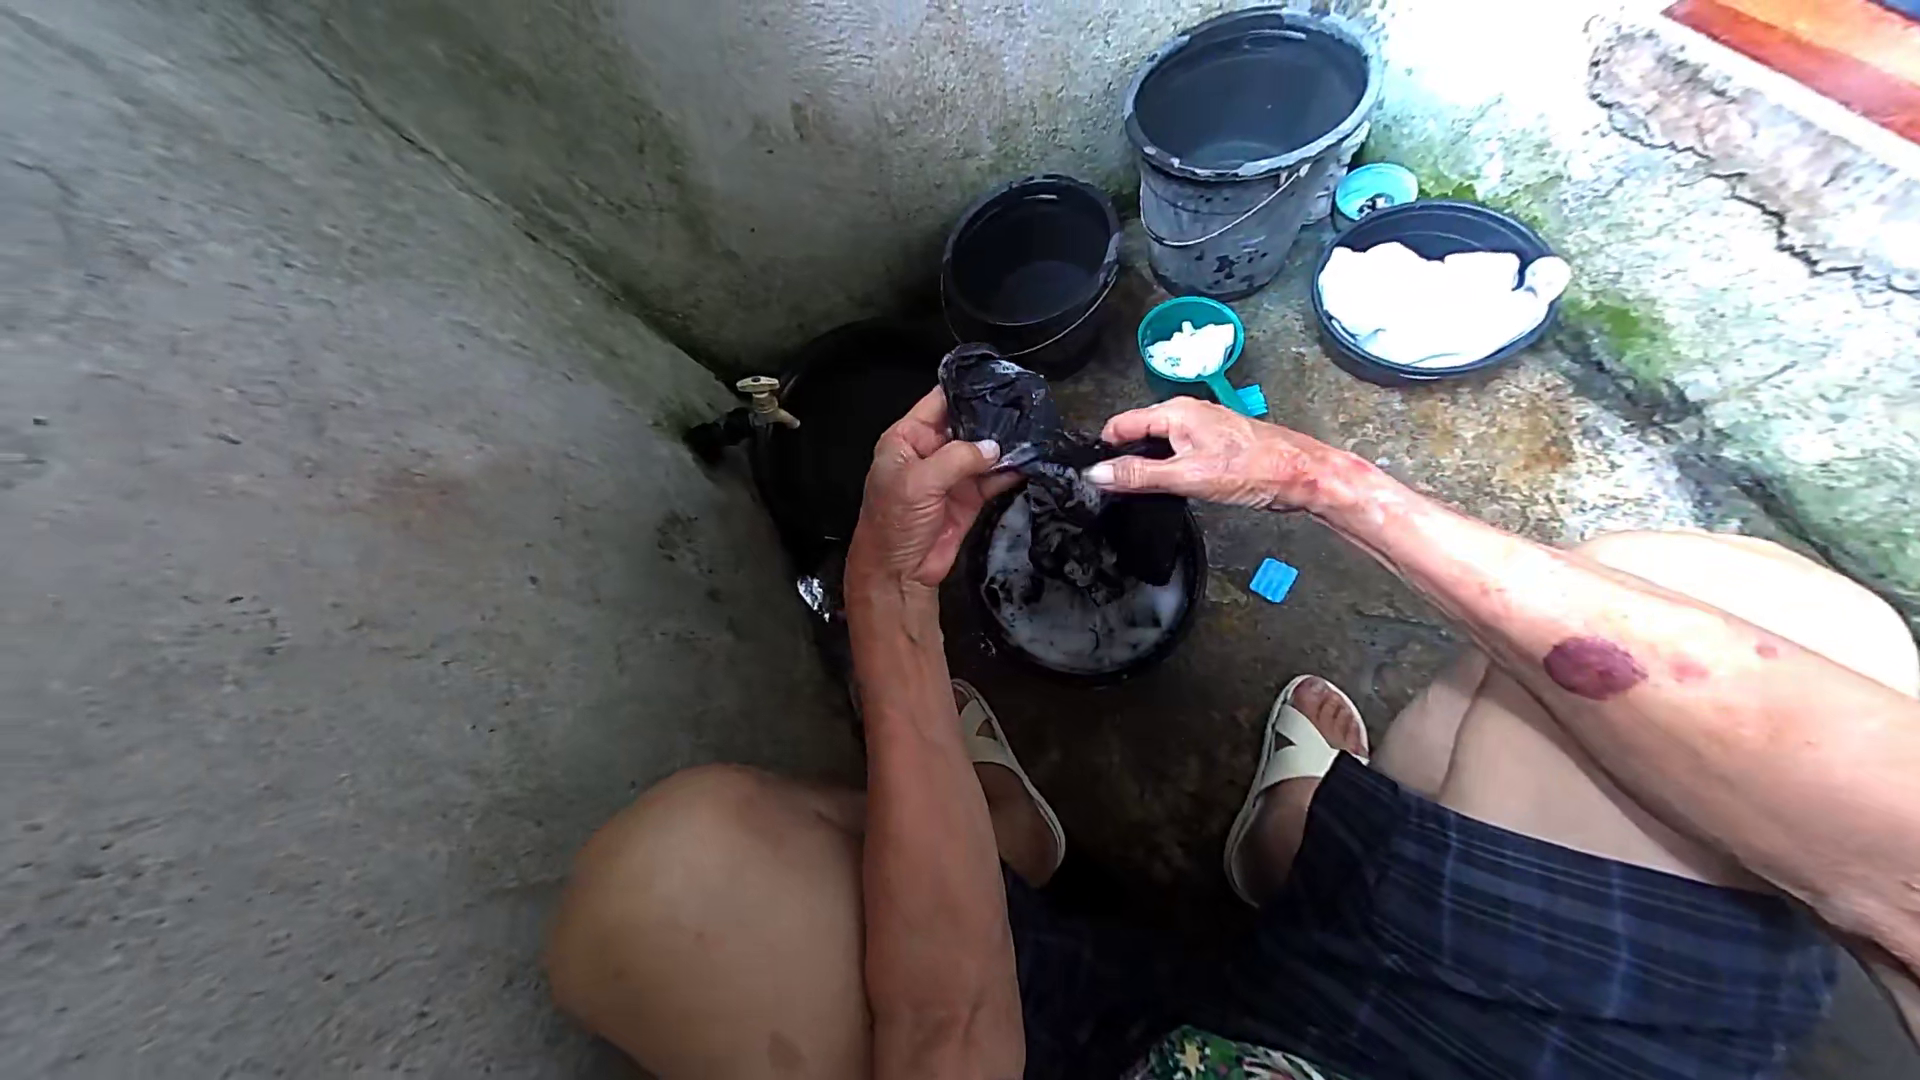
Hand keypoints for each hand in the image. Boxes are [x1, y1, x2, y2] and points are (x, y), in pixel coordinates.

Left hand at [849, 388, 1020, 589]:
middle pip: (967, 423)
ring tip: (1035, 429)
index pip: (938, 402)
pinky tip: (1031, 460)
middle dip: (993, 415)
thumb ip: (957, 458)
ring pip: (984, 451)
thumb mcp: (919, 482)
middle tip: (1027, 403)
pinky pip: (993, 478)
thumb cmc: (895, 522)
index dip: (966, 389)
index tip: (998, 378)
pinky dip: (1011, 471)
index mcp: (908, 438)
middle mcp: (931, 451)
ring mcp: (952, 475)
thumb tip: (995, 447)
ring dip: (1007, 444)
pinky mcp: (970, 498)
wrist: (899, 573)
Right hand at [1086, 398, 1367, 511]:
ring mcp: (1201, 428)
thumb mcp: (1185, 476)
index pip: (1121, 424)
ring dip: (1144, 464)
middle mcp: (1186, 414)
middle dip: (1122, 457)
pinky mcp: (1212, 445)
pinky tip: (1168, 487)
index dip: (1104, 448)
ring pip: (1157, 444)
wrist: (1300, 476)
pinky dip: (1165, 468)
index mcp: (1175, 412)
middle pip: (1137, 433)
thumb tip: (1097, 474)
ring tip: (1137, 490)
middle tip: (1113, 487)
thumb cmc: (1251, 469)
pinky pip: (1175, 452)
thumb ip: (1137, 475)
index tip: (1094, 474)